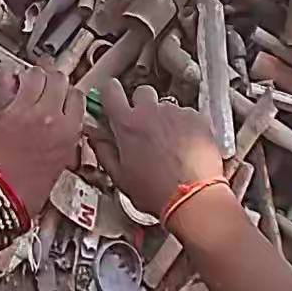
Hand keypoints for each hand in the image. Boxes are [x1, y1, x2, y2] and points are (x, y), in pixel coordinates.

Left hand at [0, 64, 81, 213]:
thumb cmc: (26, 191)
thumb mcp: (60, 164)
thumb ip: (64, 137)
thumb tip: (62, 120)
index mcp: (69, 131)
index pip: (76, 95)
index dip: (67, 94)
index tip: (61, 95)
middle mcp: (50, 116)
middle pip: (58, 78)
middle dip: (52, 81)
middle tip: (44, 86)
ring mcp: (25, 109)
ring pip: (36, 73)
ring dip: (31, 76)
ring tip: (25, 84)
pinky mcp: (0, 107)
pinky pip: (5, 76)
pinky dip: (5, 74)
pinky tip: (6, 80)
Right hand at [93, 81, 224, 220]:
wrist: (194, 199)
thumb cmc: (156, 192)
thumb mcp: (121, 178)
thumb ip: (104, 152)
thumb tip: (95, 137)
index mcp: (127, 124)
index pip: (111, 91)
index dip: (111, 93)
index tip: (113, 98)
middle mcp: (150, 111)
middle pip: (142, 93)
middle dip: (142, 105)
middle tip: (145, 126)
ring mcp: (175, 112)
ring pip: (166, 105)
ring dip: (165, 118)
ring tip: (170, 143)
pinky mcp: (196, 117)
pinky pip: (187, 114)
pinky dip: (186, 125)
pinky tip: (187, 146)